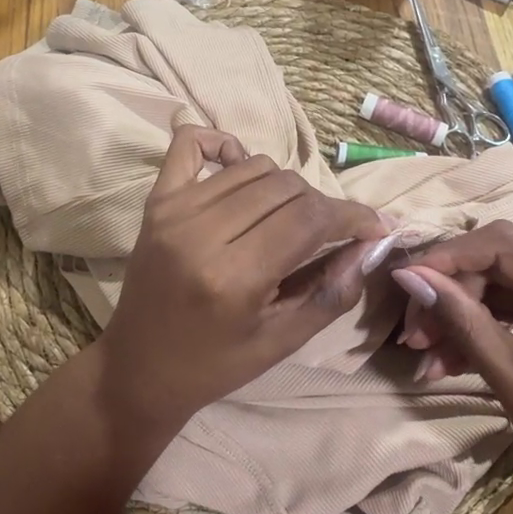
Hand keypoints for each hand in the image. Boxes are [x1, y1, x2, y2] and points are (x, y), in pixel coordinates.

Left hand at [95, 126, 385, 429]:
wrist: (138, 369)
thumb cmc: (214, 365)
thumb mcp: (282, 343)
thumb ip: (332, 292)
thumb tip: (371, 245)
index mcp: (234, 277)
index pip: (310, 218)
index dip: (352, 216)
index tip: (374, 227)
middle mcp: (202, 232)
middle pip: (286, 186)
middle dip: (321, 205)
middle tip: (329, 234)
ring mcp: (174, 211)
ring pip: (253, 165)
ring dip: (284, 185)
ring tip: (287, 217)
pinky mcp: (155, 201)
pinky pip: (190, 144)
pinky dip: (223, 144)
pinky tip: (239, 166)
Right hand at [390, 221, 512, 513]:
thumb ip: (460, 319)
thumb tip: (407, 275)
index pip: (503, 243)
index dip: (446, 256)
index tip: (402, 282)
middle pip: (503, 259)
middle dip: (453, 294)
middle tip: (415, 338)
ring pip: (510, 277)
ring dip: (467, 310)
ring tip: (430, 356)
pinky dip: (493, 319)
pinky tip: (459, 352)